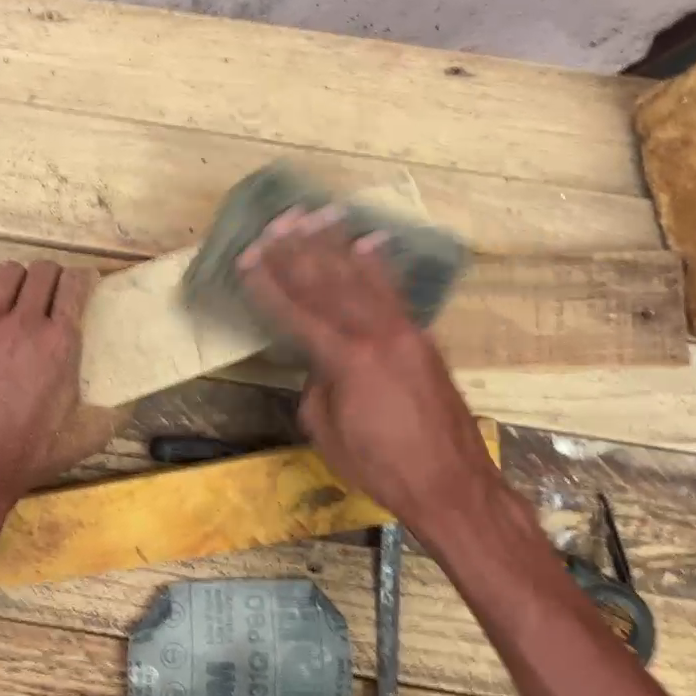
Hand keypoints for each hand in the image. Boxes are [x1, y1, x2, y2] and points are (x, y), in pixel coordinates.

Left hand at [0, 261, 110, 500]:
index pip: (76, 284)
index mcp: (61, 343)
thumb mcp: (84, 437)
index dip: (82, 280)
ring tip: (15, 302)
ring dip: (16, 282)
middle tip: (48, 296)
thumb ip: (110, 412)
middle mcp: (25, 325)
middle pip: (43, 271)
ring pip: (6, 274)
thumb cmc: (29, 455)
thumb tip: (130, 404)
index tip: (81, 287)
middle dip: (51, 278)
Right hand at [237, 206, 501, 529]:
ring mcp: (403, 332)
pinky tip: (368, 239)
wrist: (449, 482)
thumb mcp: (324, 428)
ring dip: (335, 243)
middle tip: (276, 221)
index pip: (295, 311)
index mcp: (344, 359)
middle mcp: (375, 334)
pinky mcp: (421, 339)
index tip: (246, 257)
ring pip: (362, 277)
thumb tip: (318, 362)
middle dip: (297, 250)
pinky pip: (394, 291)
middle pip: (327, 283)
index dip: (267, 284)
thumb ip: (315, 384)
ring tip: (314, 214)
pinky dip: (379, 263)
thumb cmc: (376, 464)